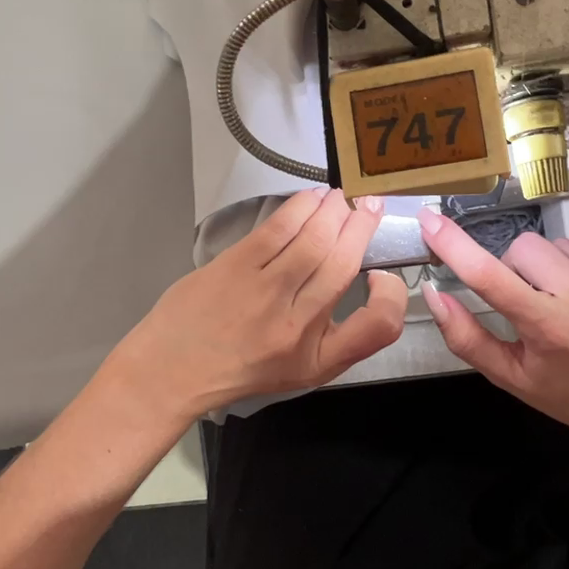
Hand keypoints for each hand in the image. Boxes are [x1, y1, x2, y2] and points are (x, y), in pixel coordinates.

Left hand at [101, 188, 406, 417]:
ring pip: (313, 240)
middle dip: (361, 228)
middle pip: (343, 265)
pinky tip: (311, 199)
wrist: (175, 369)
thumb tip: (363, 279)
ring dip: (333, 211)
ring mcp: (264, 292)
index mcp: (318, 357)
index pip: (379, 326)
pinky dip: (300, 208)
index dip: (394, 297)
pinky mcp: (235, 266)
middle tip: (369, 206)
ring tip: (340, 199)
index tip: (382, 275)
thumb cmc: (243, 368)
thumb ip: (342, 336)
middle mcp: (296, 324)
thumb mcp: (304, 369)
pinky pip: (279, 229)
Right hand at [416, 207, 568, 448]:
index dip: (454, 244)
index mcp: (550, 328)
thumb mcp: (512, 377)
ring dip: (554, 269)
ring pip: (560, 245)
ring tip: (568, 304)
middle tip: (530, 303)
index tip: (430, 220)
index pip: (489, 274)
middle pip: (523, 247)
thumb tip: (433, 293)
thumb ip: (466, 336)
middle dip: (517, 269)